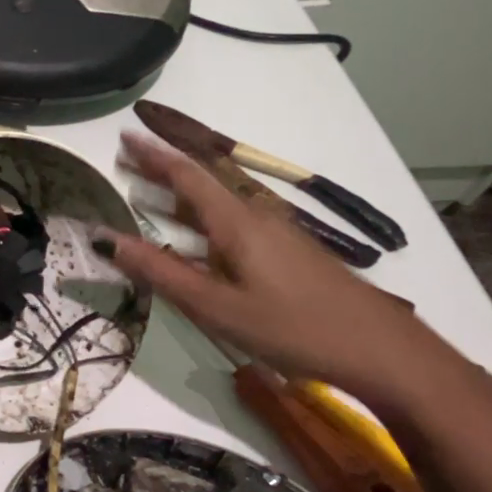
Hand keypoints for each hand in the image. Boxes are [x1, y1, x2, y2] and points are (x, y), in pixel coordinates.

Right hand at [98, 132, 448, 407]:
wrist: (387, 355)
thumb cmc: (295, 329)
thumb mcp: (216, 306)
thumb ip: (159, 271)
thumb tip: (104, 239)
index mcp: (236, 224)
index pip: (186, 176)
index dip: (153, 155)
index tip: (124, 136)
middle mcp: (257, 219)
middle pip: (203, 184)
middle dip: (163, 171)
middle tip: (126, 161)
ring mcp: (278, 236)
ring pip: (220, 205)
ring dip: (182, 196)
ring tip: (149, 195)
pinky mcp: (290, 256)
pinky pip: (235, 223)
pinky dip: (203, 218)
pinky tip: (196, 239)